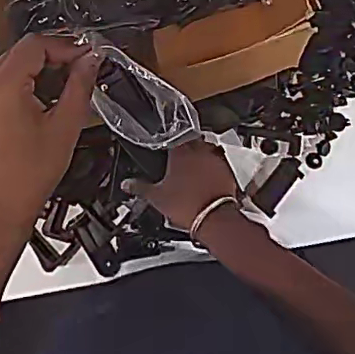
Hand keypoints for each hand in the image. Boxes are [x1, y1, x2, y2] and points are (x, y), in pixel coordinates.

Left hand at [0, 34, 98, 242]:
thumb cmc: (24, 177)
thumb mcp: (65, 125)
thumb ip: (80, 84)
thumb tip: (90, 60)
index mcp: (3, 87)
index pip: (36, 44)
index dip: (66, 46)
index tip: (86, 55)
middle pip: (23, 51)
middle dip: (55, 55)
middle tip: (81, 66)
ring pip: (12, 66)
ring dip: (40, 69)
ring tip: (66, 86)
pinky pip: (1, 84)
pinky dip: (25, 84)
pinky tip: (45, 101)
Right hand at [126, 139, 242, 230]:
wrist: (214, 217)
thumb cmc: (187, 205)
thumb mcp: (157, 197)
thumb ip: (140, 187)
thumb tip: (127, 184)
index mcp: (180, 152)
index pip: (173, 136)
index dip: (169, 141)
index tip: (167, 147)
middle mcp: (199, 150)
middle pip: (191, 139)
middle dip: (186, 146)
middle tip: (180, 158)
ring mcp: (214, 157)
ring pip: (207, 147)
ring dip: (200, 153)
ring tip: (193, 166)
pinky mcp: (227, 167)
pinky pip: (219, 159)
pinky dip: (213, 164)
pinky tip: (208, 175)